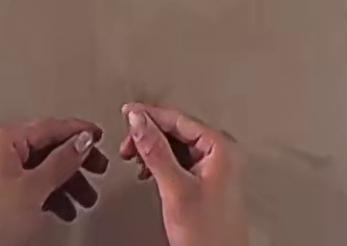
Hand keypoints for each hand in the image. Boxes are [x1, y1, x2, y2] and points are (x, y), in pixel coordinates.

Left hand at [0, 118, 108, 245]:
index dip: (78, 131)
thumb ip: (62, 161)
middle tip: (98, 167)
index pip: (50, 127)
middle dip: (75, 162)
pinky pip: (34, 188)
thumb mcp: (33, 189)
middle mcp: (0, 152)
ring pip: (43, 170)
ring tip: (86, 198)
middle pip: (48, 148)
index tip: (98, 136)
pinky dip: (51, 197)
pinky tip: (64, 210)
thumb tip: (82, 140)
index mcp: (5, 140)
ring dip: (67, 183)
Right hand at [119, 103, 248, 245]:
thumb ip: (156, 151)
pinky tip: (147, 170)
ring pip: (176, 145)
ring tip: (132, 155)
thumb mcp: (176, 189)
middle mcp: (219, 151)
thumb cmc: (208, 236)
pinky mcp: (206, 183)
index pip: (179, 119)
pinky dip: (160, 163)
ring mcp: (214, 168)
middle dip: (149, 134)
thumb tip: (139, 120)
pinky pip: (179, 161)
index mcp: (219, 145)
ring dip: (152, 149)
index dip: (150, 115)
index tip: (128, 112)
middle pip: (177, 130)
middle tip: (126, 142)